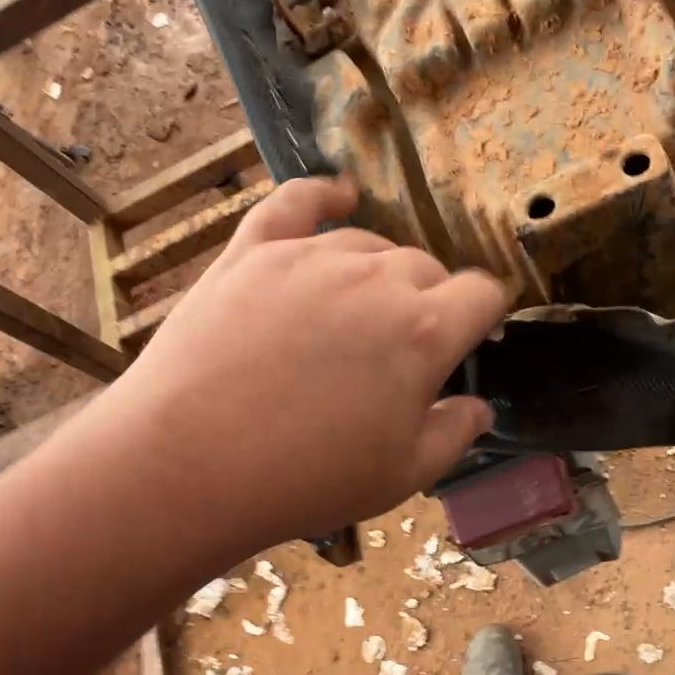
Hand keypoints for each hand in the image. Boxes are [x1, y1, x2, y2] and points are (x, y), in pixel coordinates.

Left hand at [108, 177, 505, 545]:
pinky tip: (339, 197)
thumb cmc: (308, 478)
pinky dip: (323, 195)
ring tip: (360, 313)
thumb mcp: (403, 474)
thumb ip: (454, 433)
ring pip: (369, 245)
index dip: (484, 315)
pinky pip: (296, 203)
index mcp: (425, 331)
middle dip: (431, 301)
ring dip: (380, 274)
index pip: (481, 294)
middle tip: (402, 351)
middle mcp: (377, 279)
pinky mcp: (253, 251)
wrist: (189, 465)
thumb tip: (481, 406)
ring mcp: (311, 258)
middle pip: (426, 267)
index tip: (472, 340)